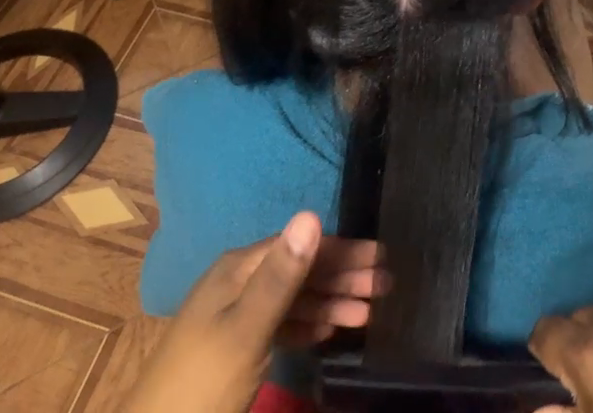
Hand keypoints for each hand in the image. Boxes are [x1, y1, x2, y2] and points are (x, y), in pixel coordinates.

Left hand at [121, 212, 380, 412]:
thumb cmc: (204, 379)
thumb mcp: (247, 328)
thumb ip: (282, 275)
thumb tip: (312, 213)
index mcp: (240, 270)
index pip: (300, 246)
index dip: (342, 251)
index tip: (382, 257)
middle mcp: (240, 283)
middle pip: (300, 270)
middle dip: (343, 276)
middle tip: (387, 286)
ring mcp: (238, 314)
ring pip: (295, 298)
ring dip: (332, 302)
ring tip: (370, 312)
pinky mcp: (239, 344)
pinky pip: (284, 323)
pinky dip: (309, 324)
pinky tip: (331, 329)